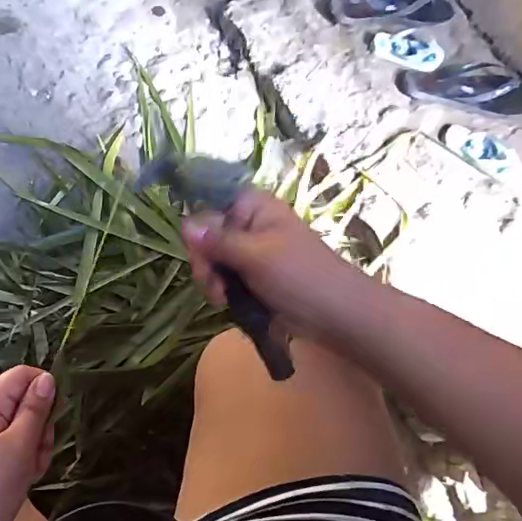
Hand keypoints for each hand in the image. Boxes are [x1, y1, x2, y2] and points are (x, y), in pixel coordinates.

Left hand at [0, 366, 56, 520]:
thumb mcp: (21, 444)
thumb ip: (35, 408)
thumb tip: (47, 377)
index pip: (21, 374)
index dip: (43, 388)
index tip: (52, 414)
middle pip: (26, 400)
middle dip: (42, 423)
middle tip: (37, 448)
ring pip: (27, 425)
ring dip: (37, 444)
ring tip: (30, 467)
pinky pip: (19, 445)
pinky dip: (28, 458)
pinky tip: (26, 476)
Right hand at [181, 188, 378, 343]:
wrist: (337, 314)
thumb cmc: (300, 276)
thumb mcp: (255, 255)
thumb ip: (218, 241)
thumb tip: (184, 225)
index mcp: (254, 207)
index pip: (209, 208)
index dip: (199, 232)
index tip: (201, 256)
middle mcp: (249, 224)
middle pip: (207, 237)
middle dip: (205, 263)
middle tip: (214, 287)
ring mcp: (251, 251)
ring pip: (213, 260)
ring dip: (212, 281)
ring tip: (223, 299)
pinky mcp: (253, 275)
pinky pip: (225, 277)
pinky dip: (222, 290)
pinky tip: (226, 303)